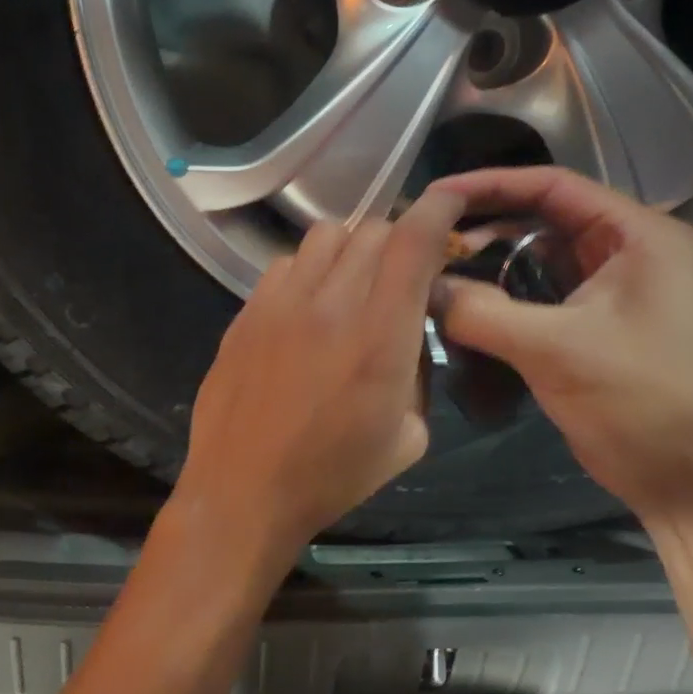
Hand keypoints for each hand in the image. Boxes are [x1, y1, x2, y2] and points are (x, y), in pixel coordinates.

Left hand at [175, 192, 464, 550]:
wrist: (243, 489)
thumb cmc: (331, 476)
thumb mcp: (408, 437)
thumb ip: (419, 374)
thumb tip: (409, 337)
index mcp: (380, 335)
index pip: (413, 240)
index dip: (438, 211)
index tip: (449, 204)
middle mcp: (329, 305)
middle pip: (369, 230)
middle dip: (396, 241)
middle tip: (398, 273)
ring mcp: (278, 306)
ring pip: (322, 237)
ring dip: (347, 251)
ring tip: (349, 285)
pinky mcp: (244, 316)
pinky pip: (282, 265)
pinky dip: (305, 271)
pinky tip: (304, 306)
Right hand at [431, 167, 692, 518]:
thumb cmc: (646, 398)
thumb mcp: (557, 349)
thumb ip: (482, 312)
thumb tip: (418, 289)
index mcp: (637, 237)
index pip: (554, 188)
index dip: (489, 185)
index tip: (431, 197)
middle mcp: (624, 256)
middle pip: (538, 224)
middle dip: (480, 231)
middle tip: (420, 244)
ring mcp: (607, 297)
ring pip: (531, 267)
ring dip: (483, 271)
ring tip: (427, 277)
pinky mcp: (588, 334)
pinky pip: (532, 304)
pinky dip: (494, 305)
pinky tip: (454, 316)